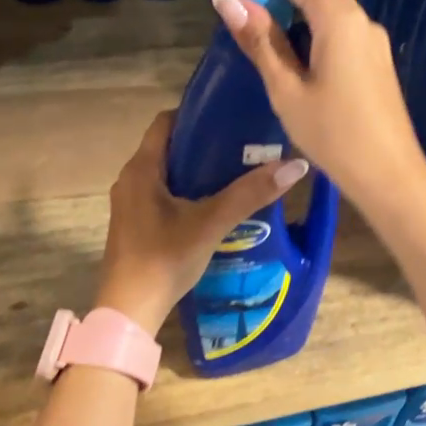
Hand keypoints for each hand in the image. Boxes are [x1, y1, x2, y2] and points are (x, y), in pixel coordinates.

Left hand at [96, 110, 308, 333]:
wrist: (129, 311)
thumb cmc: (164, 259)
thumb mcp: (211, 223)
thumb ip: (250, 193)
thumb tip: (295, 165)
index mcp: (141, 169)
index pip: (166, 123)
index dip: (196, 114)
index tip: (230, 116)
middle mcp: (131, 180)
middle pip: (169, 148)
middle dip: (205, 144)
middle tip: (243, 145)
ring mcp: (131, 205)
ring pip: (168, 174)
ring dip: (198, 170)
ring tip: (236, 172)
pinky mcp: (136, 226)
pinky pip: (164, 195)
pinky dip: (189, 192)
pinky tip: (216, 205)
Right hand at [215, 0, 425, 206]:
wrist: (390, 175)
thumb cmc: (333, 135)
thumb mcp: (286, 89)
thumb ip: (260, 41)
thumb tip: (228, 0)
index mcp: (338, 19)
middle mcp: (361, 20)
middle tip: (237, 1)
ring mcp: (374, 42)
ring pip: (327, 14)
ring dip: (292, 14)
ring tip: (257, 29)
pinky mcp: (378, 62)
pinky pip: (340, 34)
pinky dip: (311, 33)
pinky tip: (292, 55)